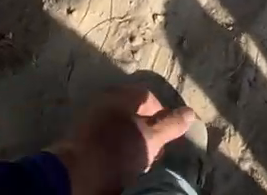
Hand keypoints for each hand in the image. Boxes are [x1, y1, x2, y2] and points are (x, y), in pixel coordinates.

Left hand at [49, 84, 197, 194]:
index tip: (167, 139)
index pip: (149, 97)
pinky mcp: (82, 139)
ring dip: (132, 142)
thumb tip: (190, 112)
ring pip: (120, 127)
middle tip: (154, 153)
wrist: (76, 173)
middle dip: (148, 132)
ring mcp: (91, 119)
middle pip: (134, 112)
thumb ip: (170, 125)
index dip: (163, 117)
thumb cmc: (116, 150)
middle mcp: (105, 100)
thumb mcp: (150, 139)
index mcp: (121, 94)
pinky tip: (120, 166)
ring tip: (139, 163)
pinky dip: (116, 150)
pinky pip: (106, 139)